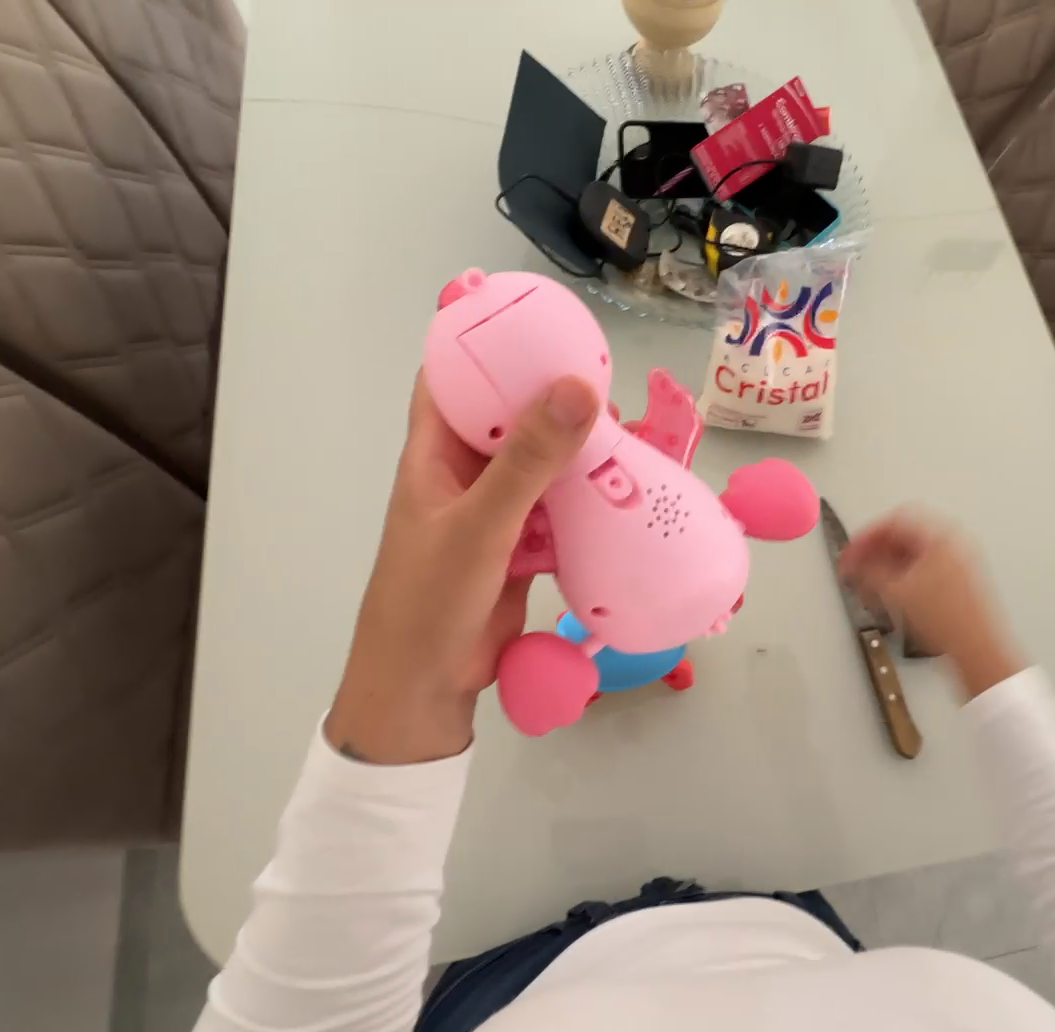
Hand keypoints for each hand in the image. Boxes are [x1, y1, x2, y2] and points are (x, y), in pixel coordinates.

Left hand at [325, 373, 599, 763]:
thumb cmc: (430, 599)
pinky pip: (559, 511)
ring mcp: (497, 513)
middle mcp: (465, 475)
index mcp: (435, 455)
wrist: (428, 686)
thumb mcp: (479, 525)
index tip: (534, 322)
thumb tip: (578, 389)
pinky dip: (586, 501)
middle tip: (602, 377)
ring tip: (626, 429)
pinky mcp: (523, 548)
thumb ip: (528, 461)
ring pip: (540, 467)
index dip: (483, 345)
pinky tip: (622, 490)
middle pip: (508, 420)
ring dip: (576, 453)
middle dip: (549, 399)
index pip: (452, 379)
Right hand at [838, 511, 1026, 699]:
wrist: (978, 651)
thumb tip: (855, 563)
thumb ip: (868, 570)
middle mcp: (954, 545)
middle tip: (855, 569)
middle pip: (904, 538)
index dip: (867, 536)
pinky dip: (902, 581)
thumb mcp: (896, 590)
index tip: (851, 552)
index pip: (896, 521)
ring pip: (912, 557)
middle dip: (874, 554)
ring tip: (868, 588)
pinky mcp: (959, 586)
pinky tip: (888, 598)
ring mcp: (959, 565)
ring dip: (885, 569)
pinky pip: (923, 573)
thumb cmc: (949, 620)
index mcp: (942, 536)